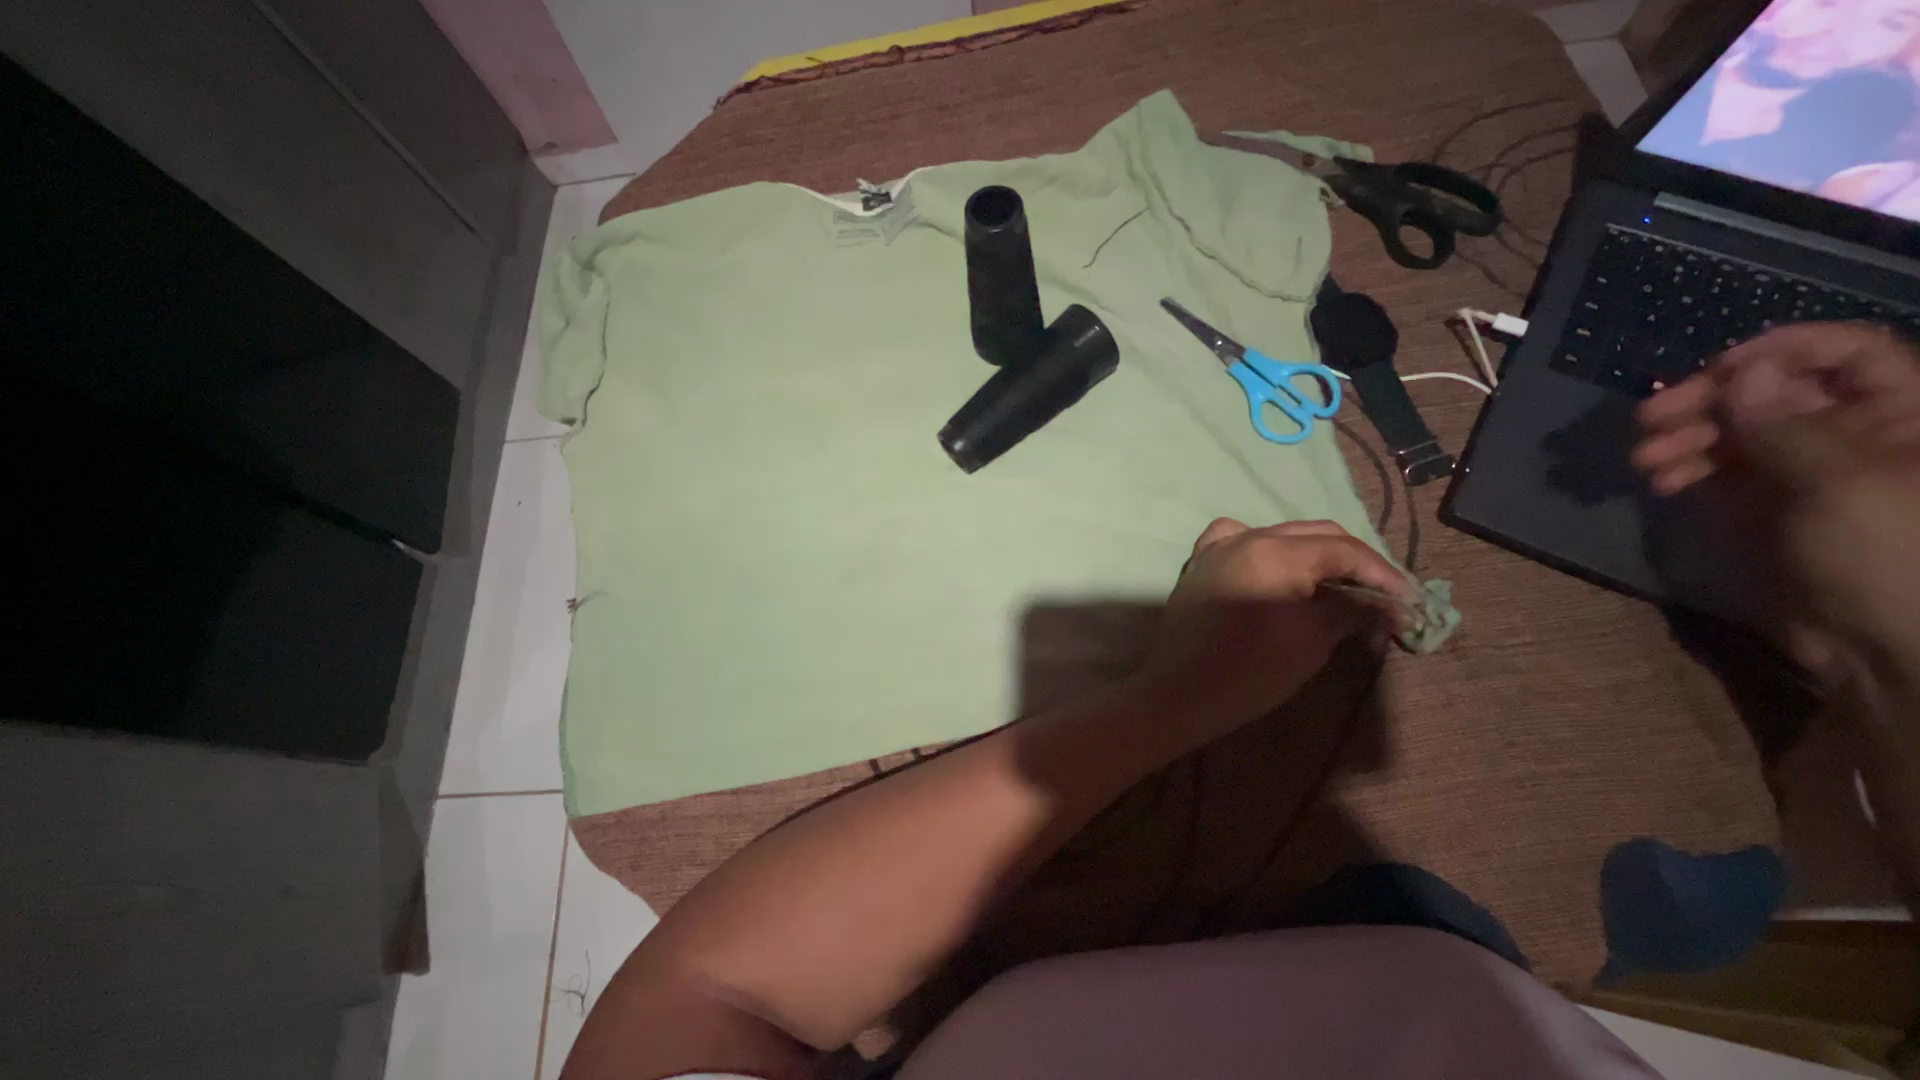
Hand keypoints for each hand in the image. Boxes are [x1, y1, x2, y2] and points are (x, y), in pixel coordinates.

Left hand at [1137, 518, 1410, 727]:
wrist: (1180, 693)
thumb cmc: (1251, 670)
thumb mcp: (1312, 640)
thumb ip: (1353, 611)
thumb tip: (1391, 605)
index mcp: (1277, 550)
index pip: (1344, 550)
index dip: (1382, 573)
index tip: (1409, 601)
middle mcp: (1246, 536)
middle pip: (1315, 536)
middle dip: (1354, 562)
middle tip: (1383, 593)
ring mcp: (1218, 547)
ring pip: (1281, 536)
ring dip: (1315, 555)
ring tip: (1341, 584)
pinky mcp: (1200, 564)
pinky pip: (1241, 542)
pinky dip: (1270, 551)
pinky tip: (1279, 570)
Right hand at [1634, 322, 1919, 681]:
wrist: (1889, 652)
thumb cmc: (1891, 558)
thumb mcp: (1844, 484)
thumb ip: (1786, 424)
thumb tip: (1742, 369)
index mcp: (1901, 414)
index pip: (1845, 352)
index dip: (1780, 351)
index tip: (1714, 373)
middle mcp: (1854, 432)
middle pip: (1774, 390)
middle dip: (1708, 400)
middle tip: (1649, 418)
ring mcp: (1807, 470)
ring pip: (1738, 430)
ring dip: (1684, 436)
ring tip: (1643, 458)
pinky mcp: (1769, 506)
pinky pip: (1721, 470)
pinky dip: (1686, 469)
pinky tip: (1659, 481)